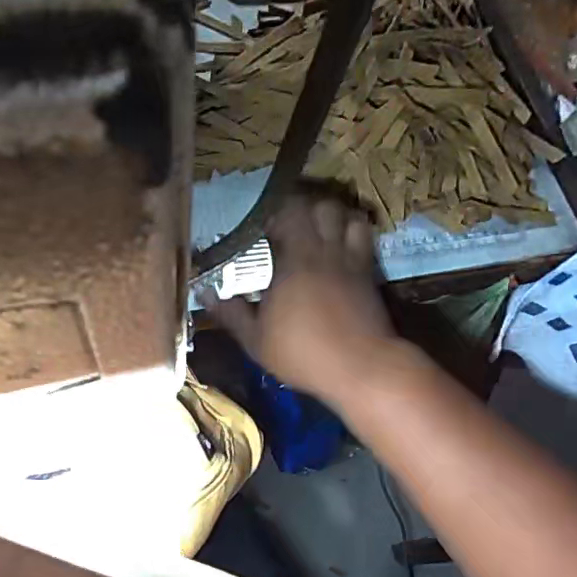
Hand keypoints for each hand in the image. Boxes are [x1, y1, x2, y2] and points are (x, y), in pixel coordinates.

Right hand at [202, 190, 400, 402]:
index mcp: (296, 260)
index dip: (277, 214)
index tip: (265, 229)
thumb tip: (204, 293)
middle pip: (323, 207)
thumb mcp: (257, 340)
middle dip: (307, 209)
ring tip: (321, 231)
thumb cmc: (304, 354)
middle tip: (292, 226)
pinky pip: (367, 241)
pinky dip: (355, 235)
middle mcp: (327, 252)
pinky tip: (344, 250)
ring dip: (336, 218)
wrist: (361, 368)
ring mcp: (354, 262)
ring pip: (350, 218)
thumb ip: (231, 313)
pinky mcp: (372, 276)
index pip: (289, 214)